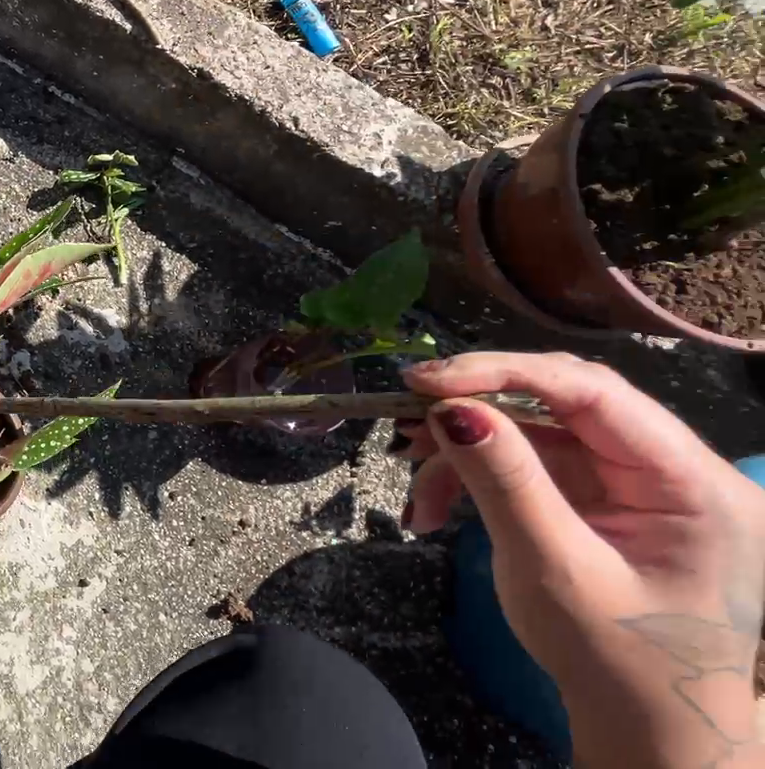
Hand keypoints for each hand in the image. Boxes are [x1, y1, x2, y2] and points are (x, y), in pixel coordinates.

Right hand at [401, 352, 764, 768]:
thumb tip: (450, 407)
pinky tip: (432, 508)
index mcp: (695, 485)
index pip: (592, 392)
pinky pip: (522, 464)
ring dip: (461, 450)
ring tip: (410, 479)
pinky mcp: (598, 497)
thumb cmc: (617, 659)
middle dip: (477, 403)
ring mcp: (634, 483)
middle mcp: (672, 470)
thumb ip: (505, 480)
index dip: (502, 372)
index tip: (422, 381)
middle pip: (560, 399)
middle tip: (407, 409)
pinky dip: (470, 477)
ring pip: (530, 430)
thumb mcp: (552, 567)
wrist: (649, 729)